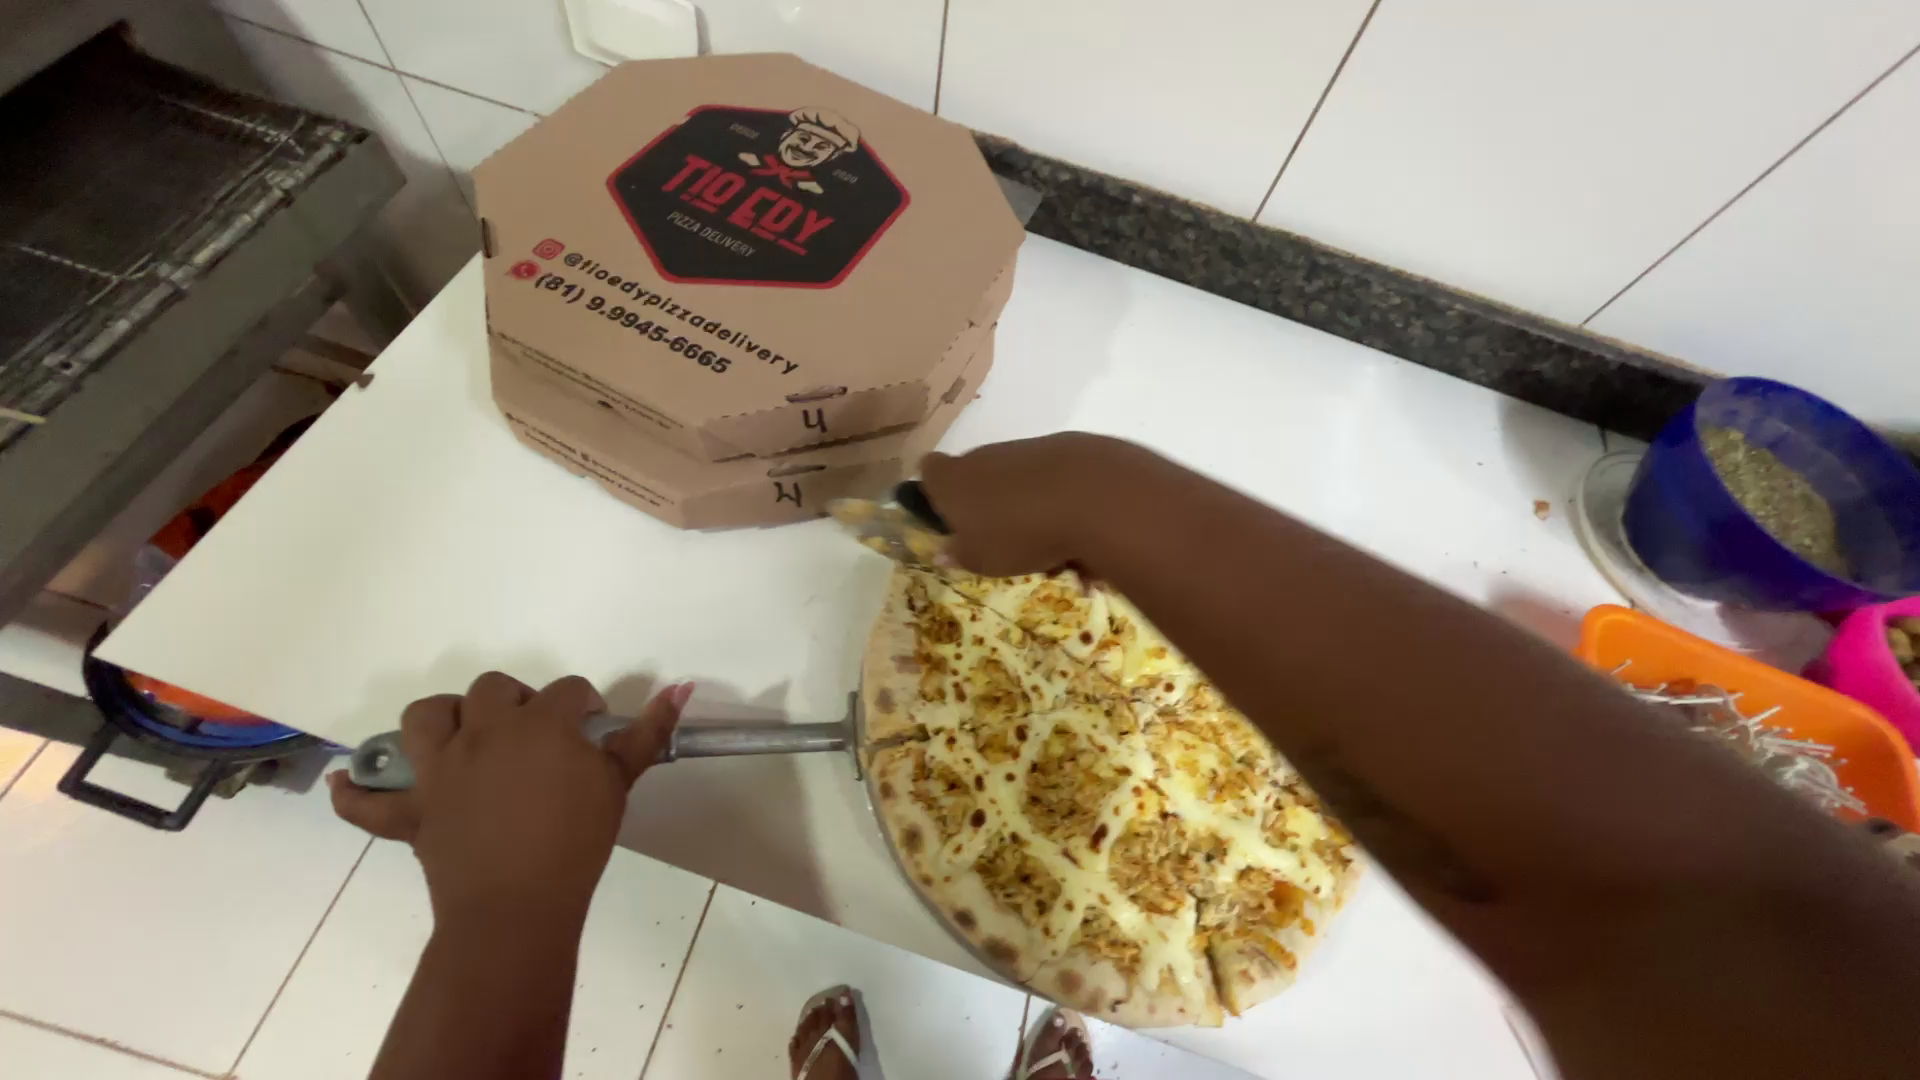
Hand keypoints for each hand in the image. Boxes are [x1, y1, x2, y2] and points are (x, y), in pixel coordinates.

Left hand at [329, 673, 693, 928]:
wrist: (518, 906)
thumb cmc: (577, 839)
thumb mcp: (620, 782)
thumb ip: (648, 733)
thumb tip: (681, 687)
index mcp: (538, 724)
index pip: (565, 691)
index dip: (582, 702)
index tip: (591, 726)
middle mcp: (482, 734)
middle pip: (490, 689)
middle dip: (515, 700)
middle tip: (535, 732)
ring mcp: (439, 772)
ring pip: (423, 718)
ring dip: (441, 718)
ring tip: (464, 735)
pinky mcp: (410, 813)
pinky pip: (366, 800)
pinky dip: (357, 789)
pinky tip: (355, 779)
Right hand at [919, 432, 1157, 576]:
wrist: (1089, 494)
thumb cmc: (1018, 533)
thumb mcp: (982, 559)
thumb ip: (959, 554)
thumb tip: (942, 553)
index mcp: (953, 480)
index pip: (929, 470)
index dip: (934, 488)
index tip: (946, 512)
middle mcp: (983, 456)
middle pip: (973, 472)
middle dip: (983, 500)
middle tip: (996, 534)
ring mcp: (1023, 449)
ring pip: (1012, 475)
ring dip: (1020, 499)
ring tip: (1042, 538)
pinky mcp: (1061, 448)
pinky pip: (1047, 476)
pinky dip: (1053, 495)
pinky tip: (1072, 524)